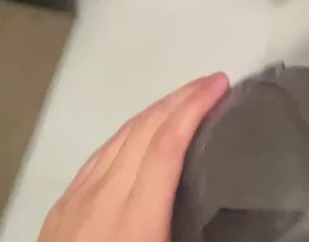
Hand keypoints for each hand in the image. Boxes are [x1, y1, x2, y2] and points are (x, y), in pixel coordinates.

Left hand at [38, 73, 230, 241]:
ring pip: (119, 137)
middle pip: (144, 130)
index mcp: (133, 225)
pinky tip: (140, 135)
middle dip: (181, 98)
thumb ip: (200, 233)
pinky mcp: (58, 214)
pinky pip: (99, 157)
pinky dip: (129, 133)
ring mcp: (74, 205)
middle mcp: (100, 203)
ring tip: (186, 101)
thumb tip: (250, 234)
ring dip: (156, 110)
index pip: (166, 144)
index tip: (222, 84)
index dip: (195, 106)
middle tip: (213, 83)